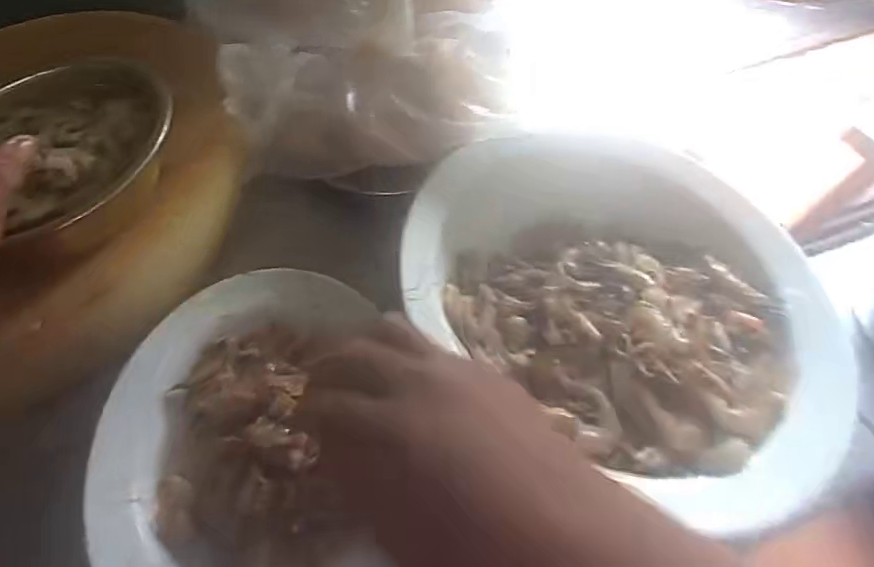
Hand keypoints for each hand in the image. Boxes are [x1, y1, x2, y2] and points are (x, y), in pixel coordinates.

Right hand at [304, 316, 735, 566]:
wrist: (574, 536)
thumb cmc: (483, 549)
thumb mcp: (407, 532)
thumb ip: (363, 484)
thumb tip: (334, 452)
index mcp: (395, 424)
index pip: (329, 404)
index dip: (307, 412)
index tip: (299, 419)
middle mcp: (418, 380)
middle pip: (352, 351)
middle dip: (324, 366)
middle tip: (313, 384)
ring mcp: (452, 366)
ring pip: (389, 328)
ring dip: (361, 343)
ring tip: (351, 363)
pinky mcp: (480, 366)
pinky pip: (427, 341)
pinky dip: (402, 348)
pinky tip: (405, 374)